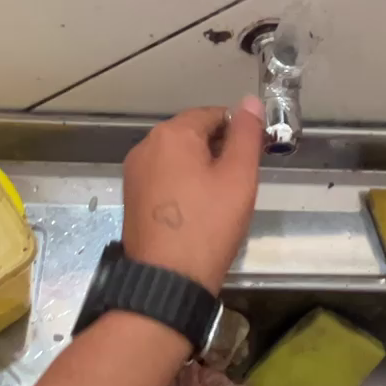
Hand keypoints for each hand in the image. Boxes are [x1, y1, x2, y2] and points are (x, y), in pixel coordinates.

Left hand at [122, 97, 263, 293]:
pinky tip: (198, 209)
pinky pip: (164, 176)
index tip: (253, 158)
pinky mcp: (133, 196)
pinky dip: (183, 183)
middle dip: (219, 149)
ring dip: (201, 167)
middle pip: (193, 133)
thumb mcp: (238, 177)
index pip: (214, 114)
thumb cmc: (208, 226)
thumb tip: (250, 101)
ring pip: (178, 156)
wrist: (166, 283)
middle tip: (240, 181)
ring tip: (221, 198)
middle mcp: (147, 146)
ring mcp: (135, 172)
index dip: (238, 132)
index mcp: (172, 134)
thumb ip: (247, 135)